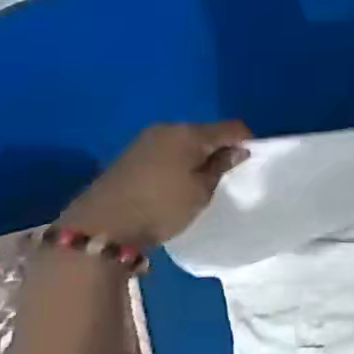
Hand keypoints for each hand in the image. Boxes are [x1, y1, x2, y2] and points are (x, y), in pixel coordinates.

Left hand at [59, 121, 251, 246]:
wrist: (102, 226)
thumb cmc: (161, 207)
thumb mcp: (200, 191)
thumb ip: (221, 167)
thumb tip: (237, 149)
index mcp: (190, 133)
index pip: (231, 127)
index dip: (246, 141)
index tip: (251, 163)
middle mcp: (168, 128)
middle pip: (205, 132)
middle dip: (220, 148)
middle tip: (227, 176)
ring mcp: (146, 140)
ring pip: (184, 142)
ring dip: (197, 156)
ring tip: (203, 182)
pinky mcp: (131, 155)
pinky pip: (167, 151)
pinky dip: (178, 162)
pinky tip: (177, 183)